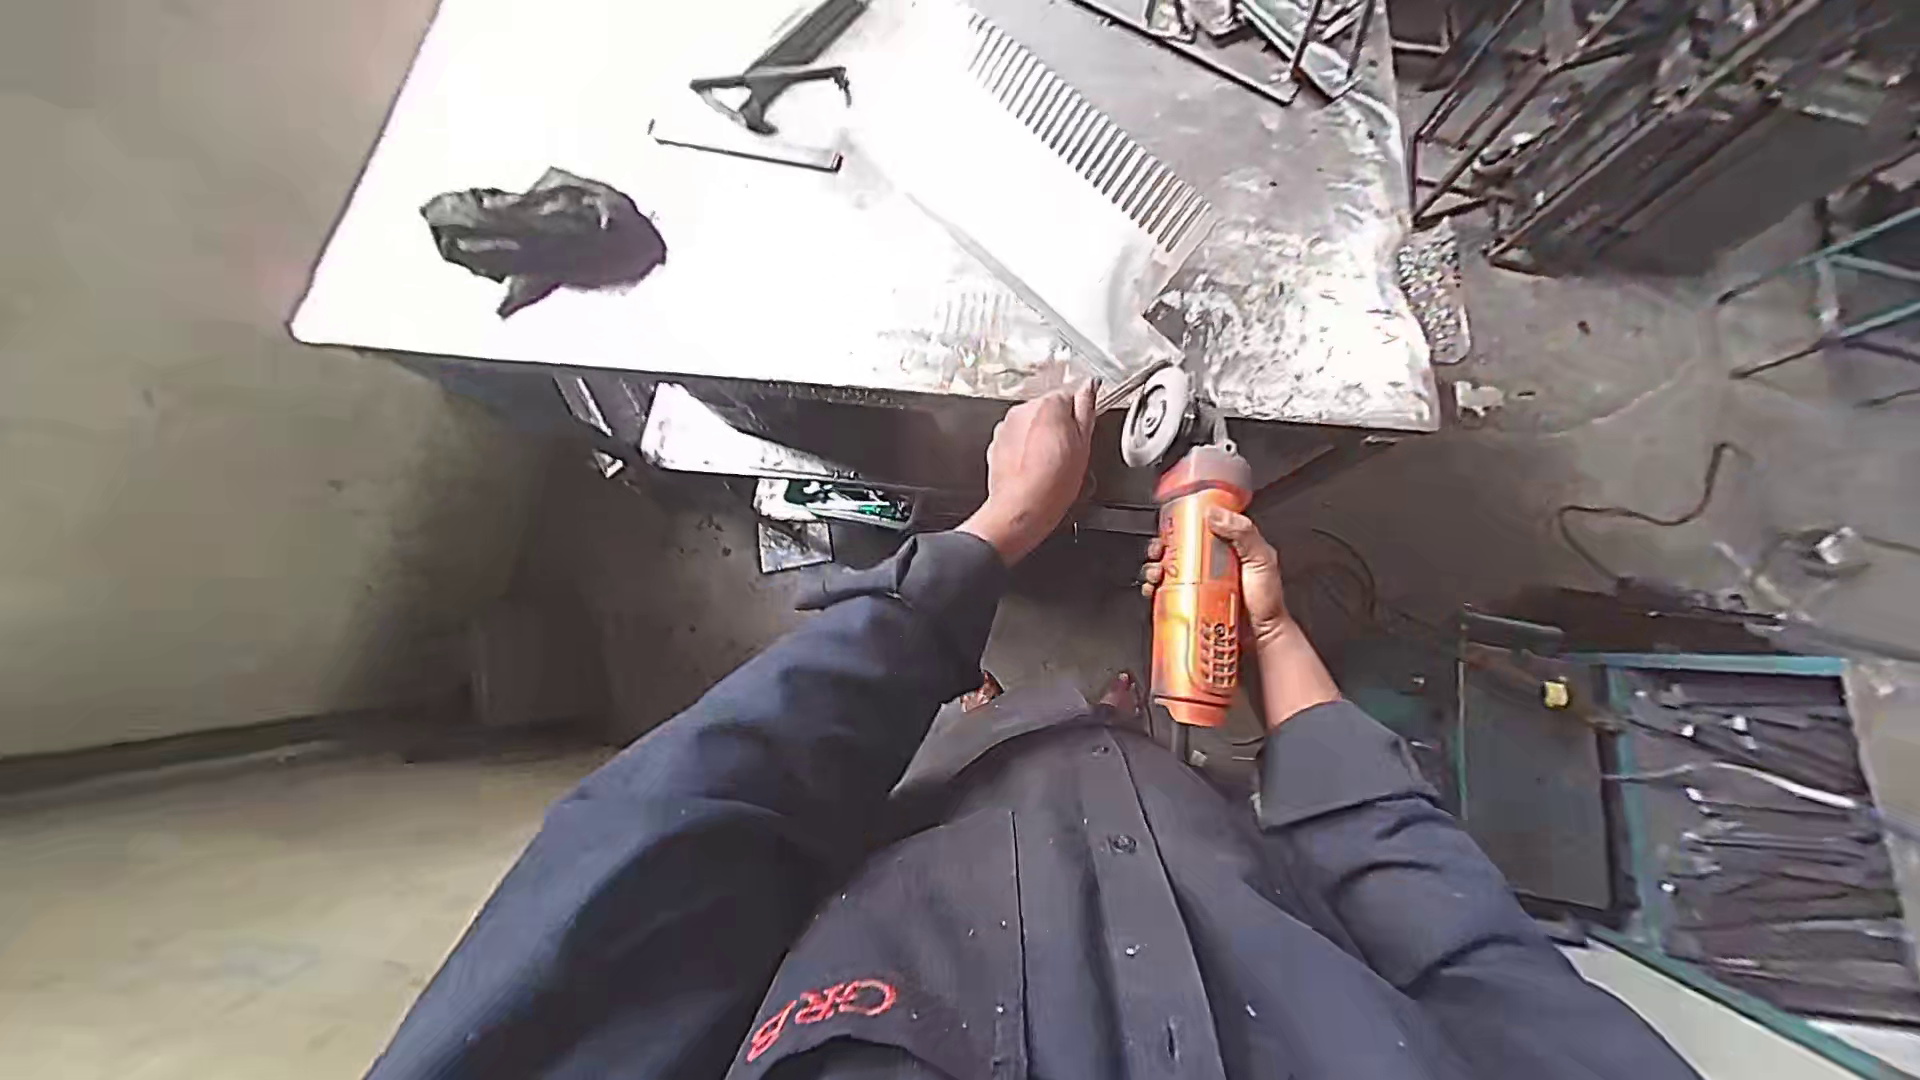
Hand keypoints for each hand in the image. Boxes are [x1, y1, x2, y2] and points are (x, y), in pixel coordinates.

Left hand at [959, 381, 1097, 563]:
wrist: (1020, 509)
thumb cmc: (1052, 483)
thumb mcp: (1083, 444)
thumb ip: (1087, 409)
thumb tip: (1090, 388)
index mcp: (1049, 404)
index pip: (1070, 397)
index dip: (1078, 420)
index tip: (1079, 438)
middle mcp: (1023, 410)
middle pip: (1048, 410)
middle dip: (1057, 428)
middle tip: (1066, 454)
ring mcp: (1006, 427)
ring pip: (1030, 425)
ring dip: (1039, 439)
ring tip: (1048, 466)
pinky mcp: (996, 444)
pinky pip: (1015, 440)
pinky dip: (1023, 451)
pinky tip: (1033, 469)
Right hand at [1138, 508, 1294, 648]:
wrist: (1262, 636)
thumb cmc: (1267, 601)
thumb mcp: (1261, 560)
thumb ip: (1243, 534)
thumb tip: (1214, 514)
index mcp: (1225, 547)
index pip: (1197, 528)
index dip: (1178, 524)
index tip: (1169, 526)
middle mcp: (1207, 563)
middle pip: (1174, 548)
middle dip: (1159, 547)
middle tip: (1158, 552)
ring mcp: (1196, 583)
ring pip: (1165, 568)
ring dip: (1153, 568)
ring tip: (1156, 574)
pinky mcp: (1187, 601)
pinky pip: (1163, 592)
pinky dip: (1152, 589)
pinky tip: (1152, 590)